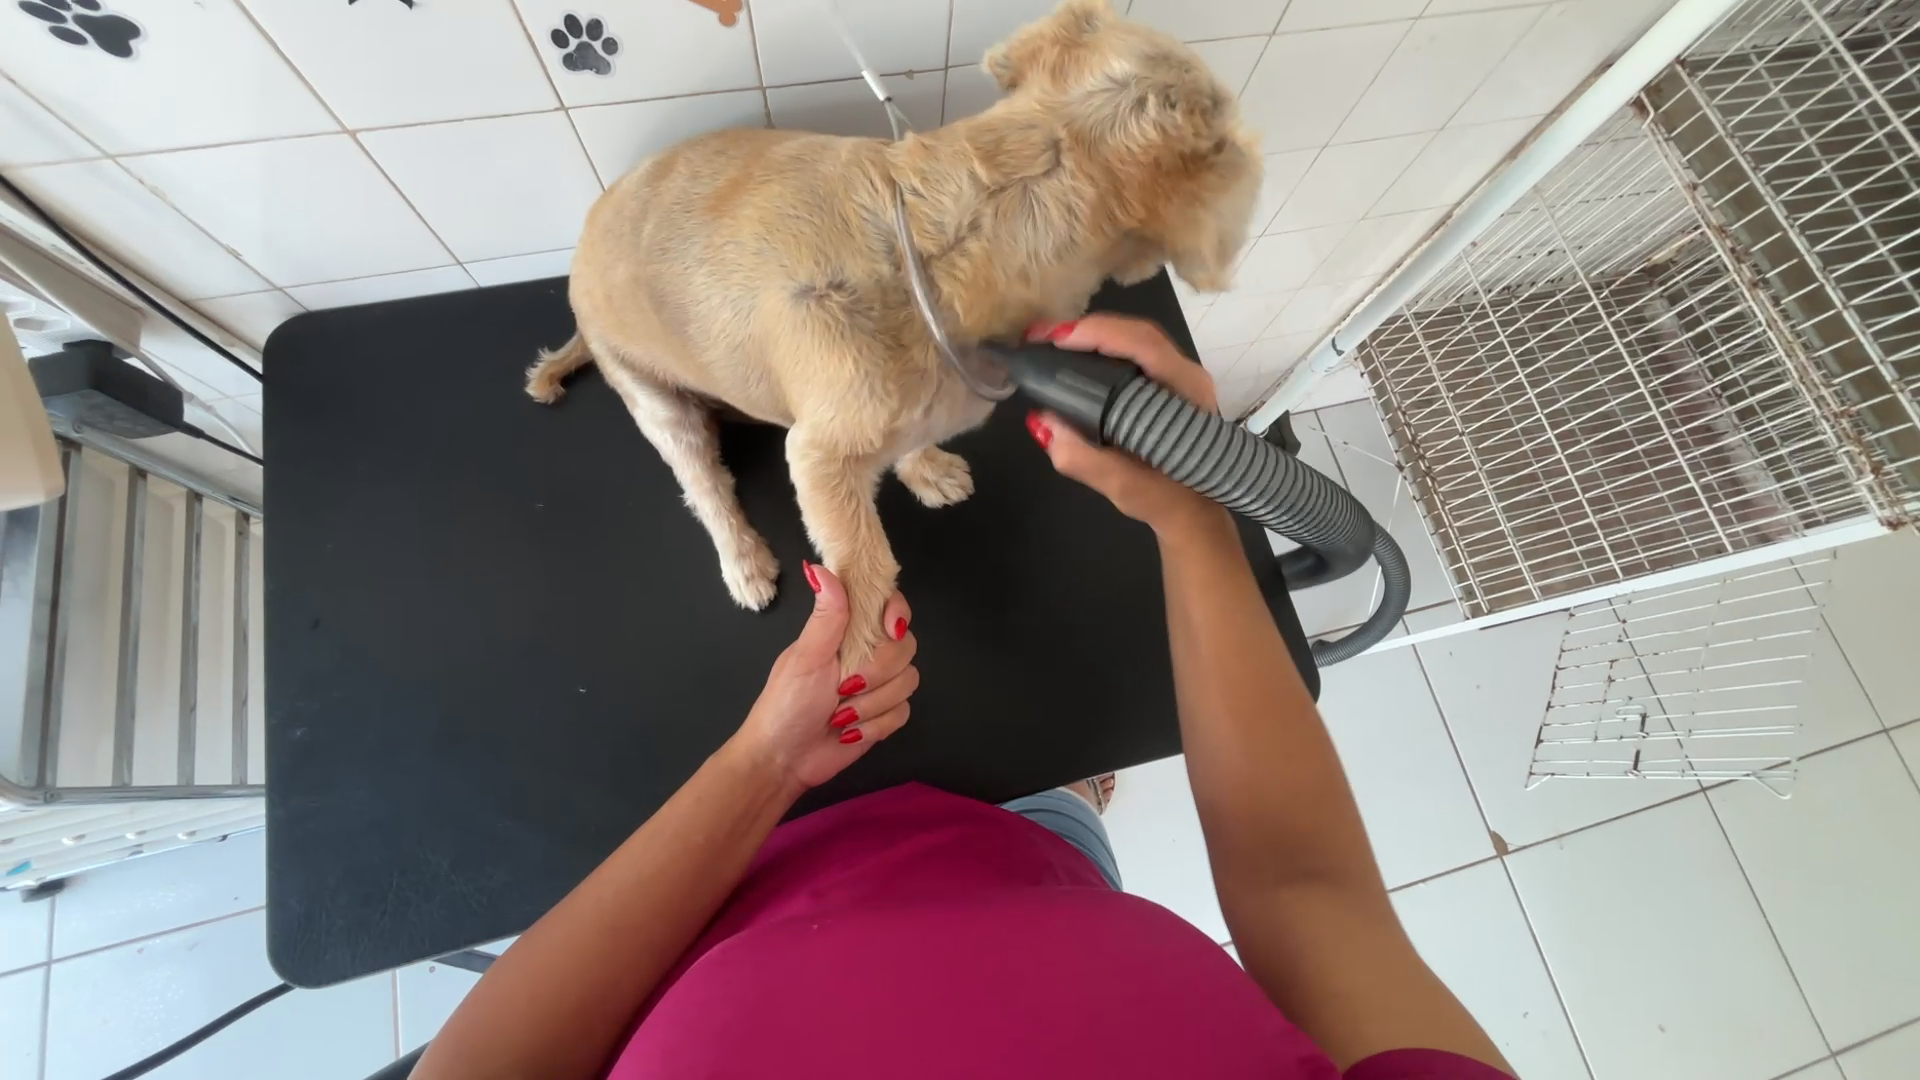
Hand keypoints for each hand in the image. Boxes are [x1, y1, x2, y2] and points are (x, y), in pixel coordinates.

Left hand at [726, 562, 917, 792]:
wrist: (783, 760)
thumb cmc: (786, 703)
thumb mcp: (806, 657)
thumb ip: (826, 616)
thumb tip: (819, 568)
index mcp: (847, 631)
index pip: (888, 605)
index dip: (897, 613)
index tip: (890, 629)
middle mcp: (867, 653)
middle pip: (906, 646)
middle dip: (877, 673)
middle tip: (844, 688)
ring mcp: (878, 685)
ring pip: (908, 682)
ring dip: (872, 705)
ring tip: (840, 715)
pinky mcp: (884, 715)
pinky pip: (903, 712)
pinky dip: (876, 726)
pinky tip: (851, 732)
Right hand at [1024, 315, 1228, 535]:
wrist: (1196, 513)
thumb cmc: (1167, 499)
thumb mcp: (1125, 487)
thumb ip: (1085, 460)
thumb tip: (1042, 423)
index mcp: (1186, 392)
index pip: (1143, 345)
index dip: (1098, 334)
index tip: (1055, 339)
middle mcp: (1186, 375)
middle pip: (1134, 334)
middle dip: (1085, 330)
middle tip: (1038, 336)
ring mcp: (1177, 379)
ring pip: (1131, 342)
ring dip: (1089, 339)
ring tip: (1047, 343)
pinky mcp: (1164, 387)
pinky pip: (1130, 356)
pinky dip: (1098, 352)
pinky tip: (1070, 359)